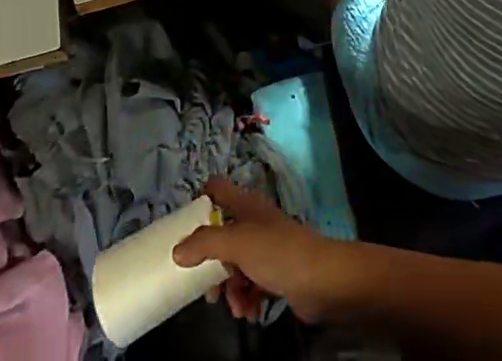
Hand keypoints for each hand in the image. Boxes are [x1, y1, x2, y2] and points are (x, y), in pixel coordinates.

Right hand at [173, 177, 355, 322]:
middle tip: (204, 285)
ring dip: (230, 288)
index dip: (200, 199)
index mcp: (244, 206)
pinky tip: (248, 313)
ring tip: (233, 307)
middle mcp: (254, 223)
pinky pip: (252, 285)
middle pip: (222, 236)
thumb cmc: (276, 252)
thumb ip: (204, 244)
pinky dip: (246, 298)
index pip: (217, 189)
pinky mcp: (278, 275)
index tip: (185, 222)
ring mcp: (267, 249)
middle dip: (211, 262)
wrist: (324, 281)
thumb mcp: (235, 242)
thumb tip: (177, 251)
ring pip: (236, 265)